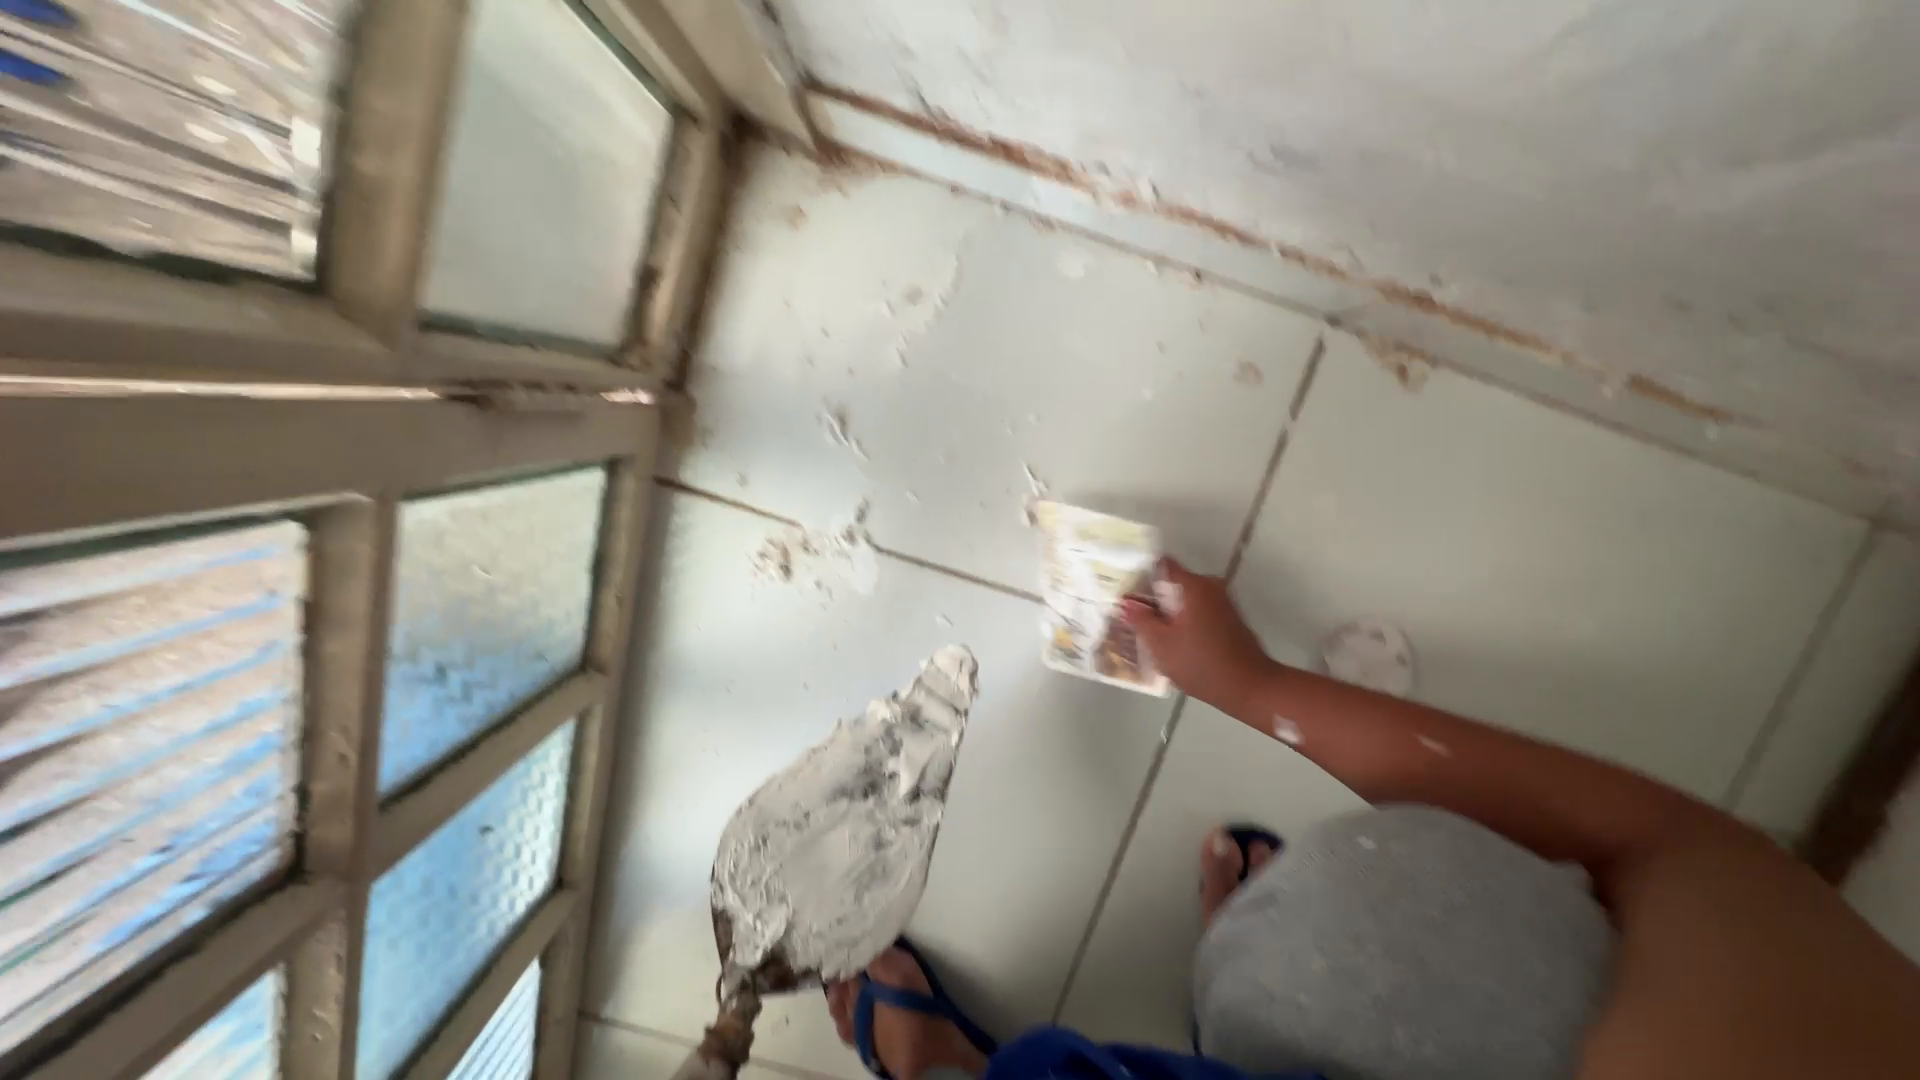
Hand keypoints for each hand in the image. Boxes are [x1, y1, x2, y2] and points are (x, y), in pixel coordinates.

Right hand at [1123, 557, 1273, 710]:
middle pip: (1174, 583)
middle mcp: (1211, 587)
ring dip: (1168, 612)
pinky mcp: (1229, 620)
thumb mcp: (1161, 645)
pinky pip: (1198, 612)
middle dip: (1153, 597)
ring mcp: (1223, 603)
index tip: (1127, 591)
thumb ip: (1141, 620)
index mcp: (1194, 586)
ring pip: (1186, 600)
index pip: (1162, 565)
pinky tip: (1171, 641)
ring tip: (1146, 630)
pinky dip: (1184, 621)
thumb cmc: (1201, 664)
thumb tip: (1127, 603)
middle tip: (1131, 615)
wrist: (1249, 688)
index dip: (1141, 575)